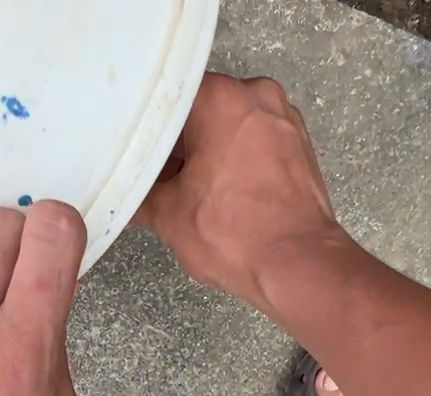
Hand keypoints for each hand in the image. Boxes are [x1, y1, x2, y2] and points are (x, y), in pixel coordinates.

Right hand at [136, 73, 355, 312]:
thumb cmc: (236, 235)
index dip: (149, 132)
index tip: (137, 155)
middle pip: (203, 112)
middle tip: (159, 182)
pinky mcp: (300, 149)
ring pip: (232, 129)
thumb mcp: (168, 217)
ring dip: (209, 157)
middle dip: (180, 146)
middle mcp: (258, 97)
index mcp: (221, 99)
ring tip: (191, 196)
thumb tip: (130, 199)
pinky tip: (223, 200)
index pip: (170, 100)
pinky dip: (237, 166)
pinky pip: (257, 147)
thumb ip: (141, 198)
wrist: (295, 264)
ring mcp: (285, 121)